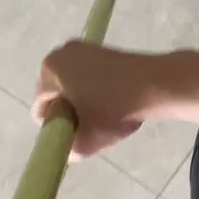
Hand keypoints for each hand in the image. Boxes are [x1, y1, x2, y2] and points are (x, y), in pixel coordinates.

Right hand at [32, 41, 165, 158]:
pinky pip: (88, 77)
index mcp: (50, 70)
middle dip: (69, 113)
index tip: (75, 135)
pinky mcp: (103, 49)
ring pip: (74, 87)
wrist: (155, 84)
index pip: (42, 107)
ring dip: (83, 103)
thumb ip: (69, 150)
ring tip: (104, 115)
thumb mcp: (87, 141)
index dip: (55, 127)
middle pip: (57, 94)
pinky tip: (113, 102)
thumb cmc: (115, 109)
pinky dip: (96, 91)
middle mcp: (62, 53)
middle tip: (90, 126)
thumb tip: (67, 150)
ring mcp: (83, 47)